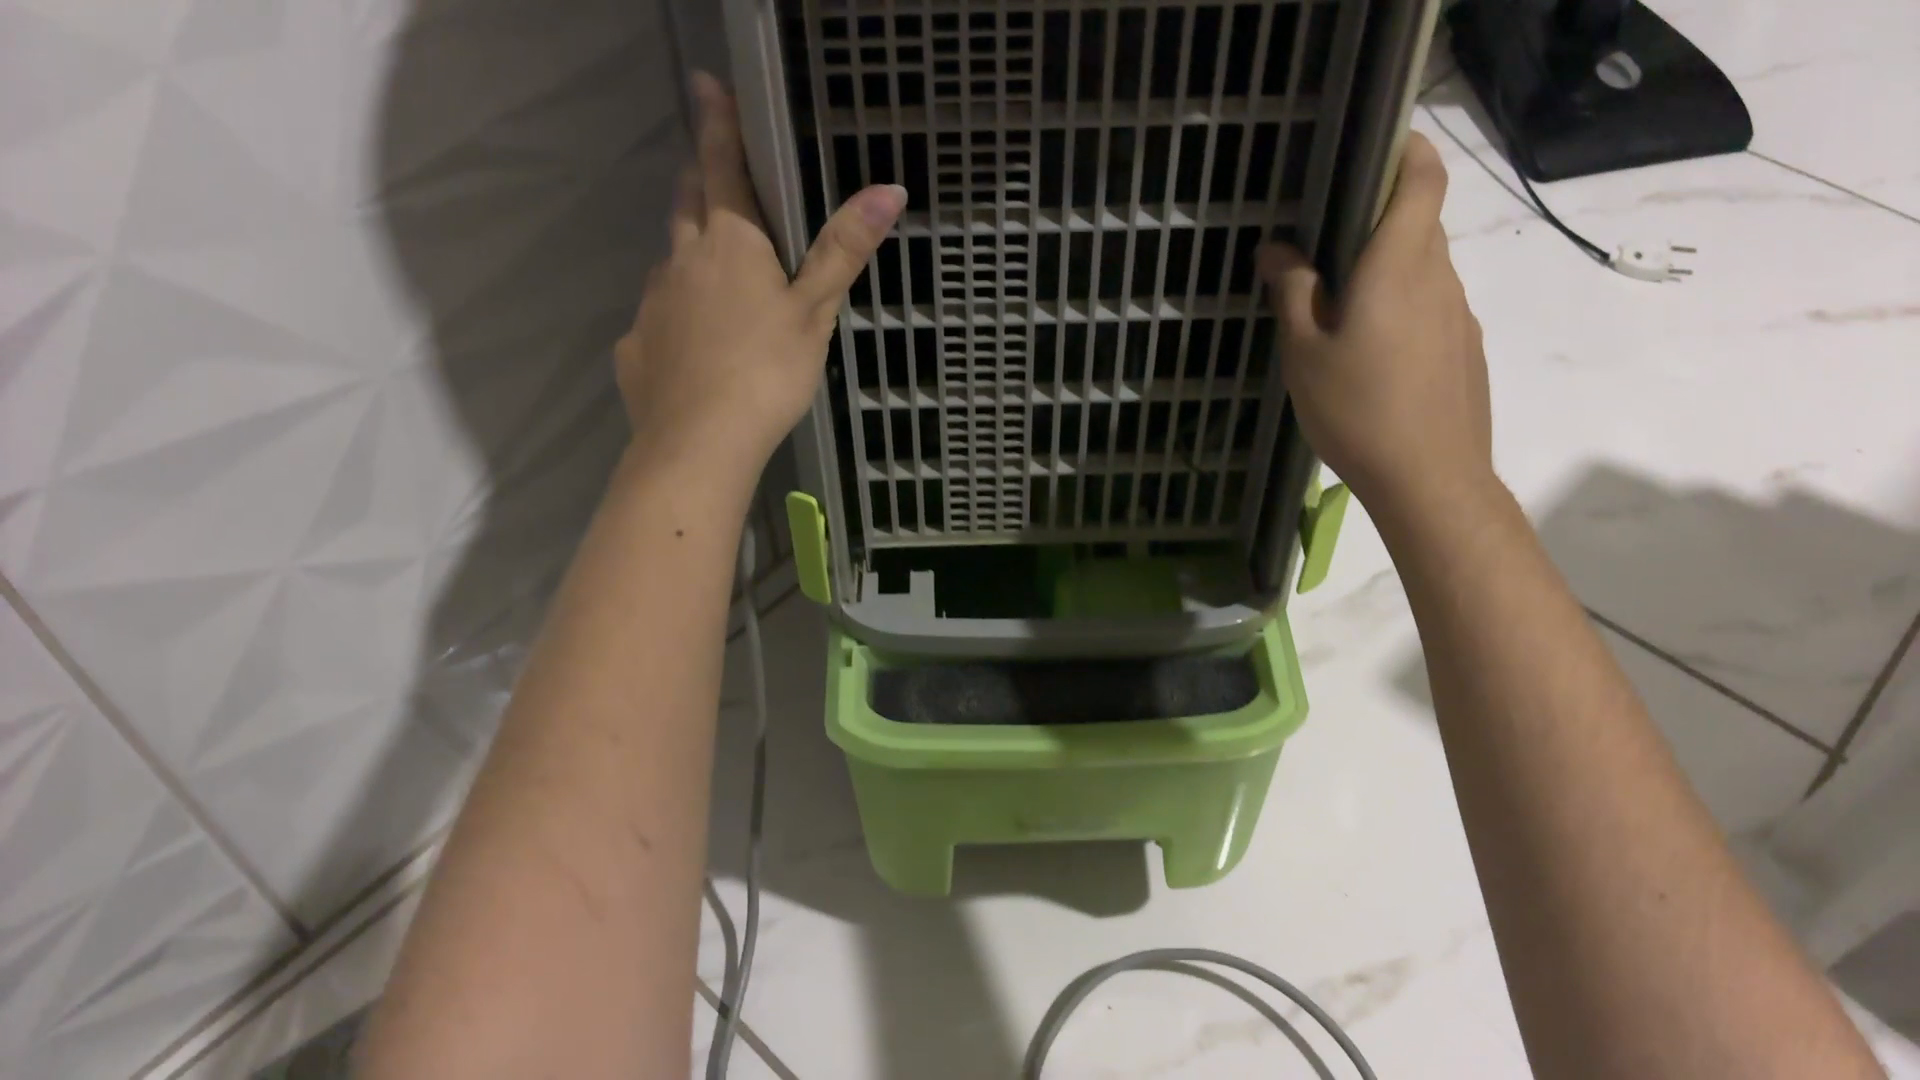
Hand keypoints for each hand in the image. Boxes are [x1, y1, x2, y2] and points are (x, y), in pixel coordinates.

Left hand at [615, 73, 907, 480]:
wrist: (699, 444)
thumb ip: (844, 251)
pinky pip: (657, 320)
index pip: (721, 167)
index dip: (717, 123)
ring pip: (670, 264)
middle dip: (698, 182)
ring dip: (689, 257)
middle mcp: (681, 261)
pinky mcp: (635, 347)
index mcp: (730, 245)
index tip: (705, 83)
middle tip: (709, 175)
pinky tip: (692, 351)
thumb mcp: (816, 312)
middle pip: (686, 205)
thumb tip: (888, 189)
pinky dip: (675, 319)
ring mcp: (652, 304)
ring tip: (713, 282)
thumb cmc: (767, 372)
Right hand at [1257, 133, 1494, 520]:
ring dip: (1388, 270)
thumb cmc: (1357, 411)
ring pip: (1425, 268)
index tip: (1372, 150)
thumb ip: (1292, 292)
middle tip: (1325, 246)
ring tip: (1341, 309)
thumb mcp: (1304, 354)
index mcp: (1399, 266)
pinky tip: (1372, 354)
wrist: (1431, 480)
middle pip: (1421, 222)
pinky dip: (1403, 306)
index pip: (1423, 179)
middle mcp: (1439, 278)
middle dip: (1379, 219)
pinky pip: (1433, 307)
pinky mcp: (1466, 348)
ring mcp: (1459, 314)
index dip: (1407, 151)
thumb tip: (1277, 247)